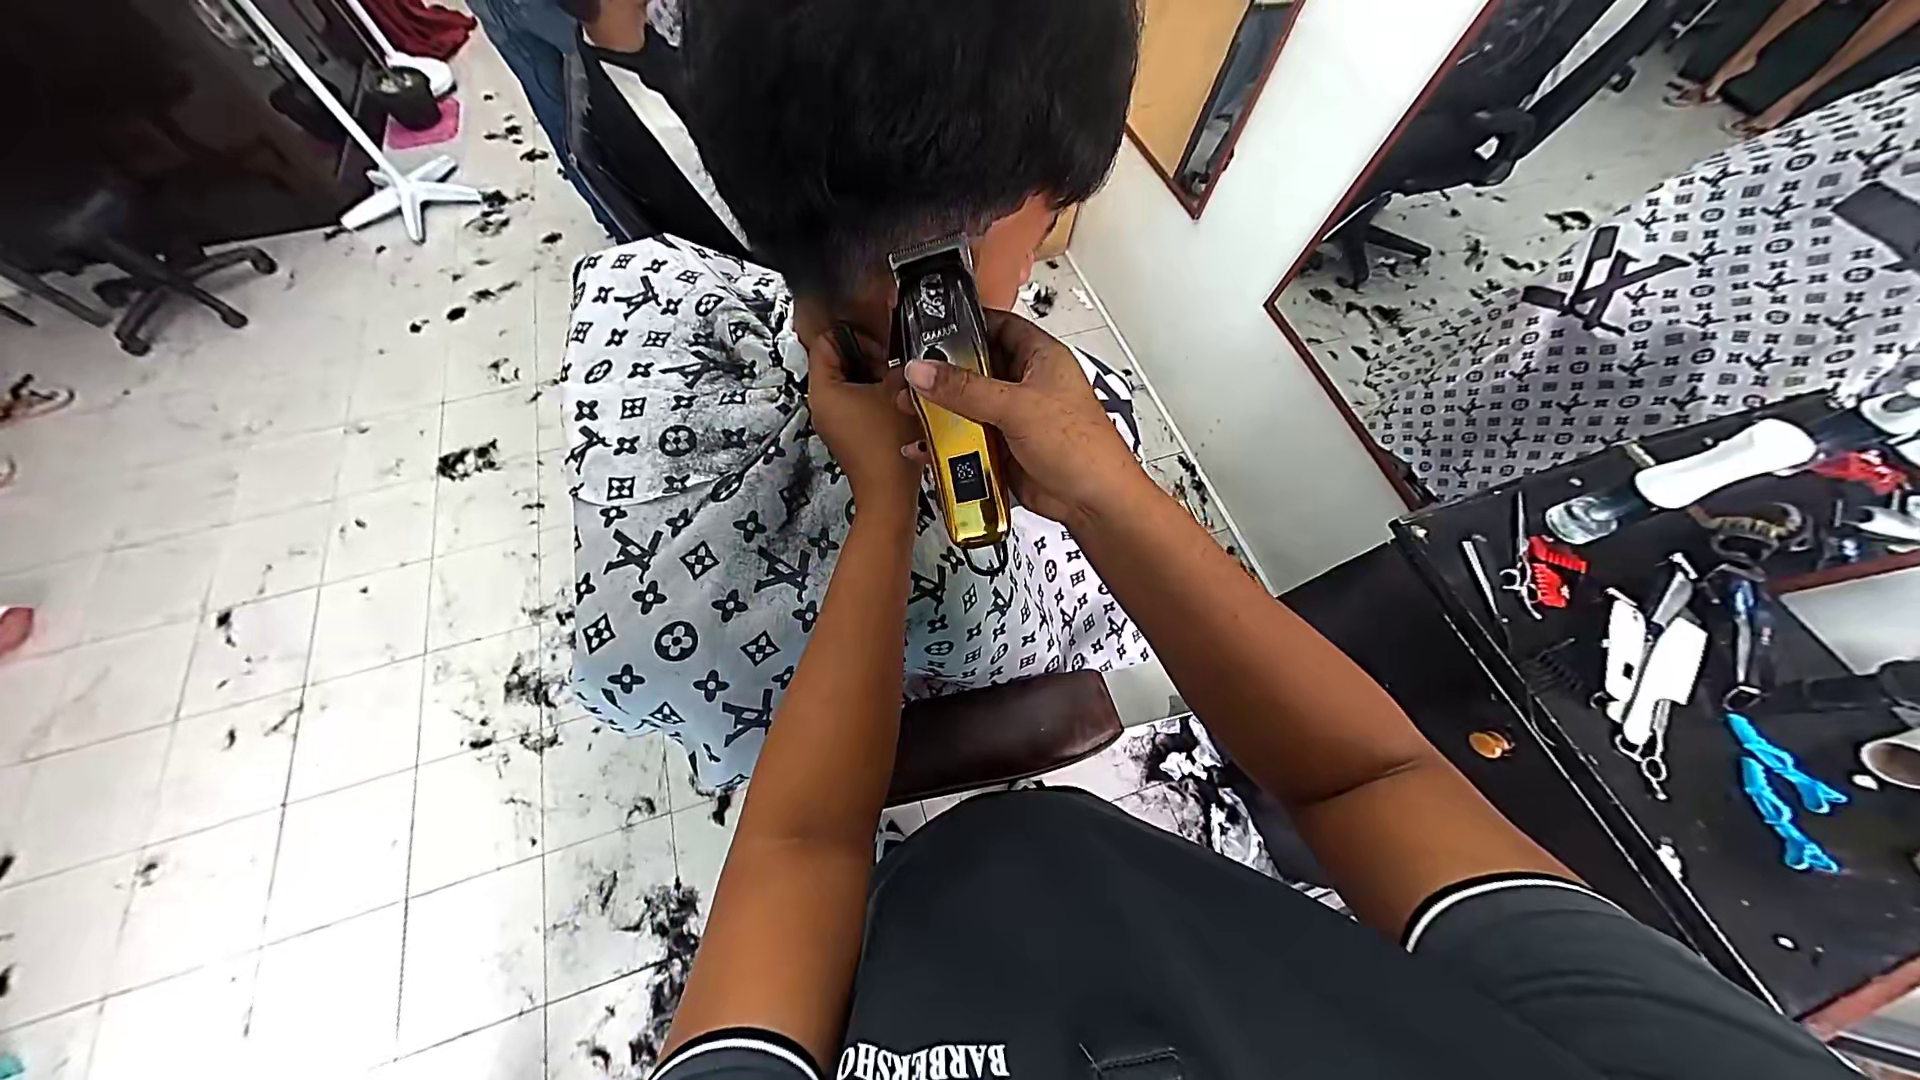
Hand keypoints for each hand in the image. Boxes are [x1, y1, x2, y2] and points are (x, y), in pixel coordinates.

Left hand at [806, 327, 922, 513]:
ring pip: (849, 383)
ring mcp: (832, 421)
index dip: (856, 336)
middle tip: (890, 365)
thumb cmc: (887, 447)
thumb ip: (899, 364)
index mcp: (822, 389)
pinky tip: (893, 404)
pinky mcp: (847, 433)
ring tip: (894, 385)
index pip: (826, 340)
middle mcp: (821, 404)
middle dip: (867, 358)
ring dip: (872, 378)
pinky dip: (873, 398)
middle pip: (837, 362)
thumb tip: (905, 358)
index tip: (878, 345)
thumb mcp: (898, 391)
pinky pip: (856, 403)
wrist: (889, 491)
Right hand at [899, 310, 1147, 527]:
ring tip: (911, 409)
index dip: (966, 324)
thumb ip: (966, 388)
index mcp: (1040, 358)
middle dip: (942, 375)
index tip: (932, 328)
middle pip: (975, 369)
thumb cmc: (1083, 448)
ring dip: (940, 411)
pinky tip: (927, 446)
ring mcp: (1015, 419)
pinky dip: (948, 444)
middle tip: (912, 377)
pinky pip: (969, 440)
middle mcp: (1027, 386)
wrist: (1093, 501)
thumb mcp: (1017, 407)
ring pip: (968, 408)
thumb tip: (926, 371)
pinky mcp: (1005, 449)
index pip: (998, 325)